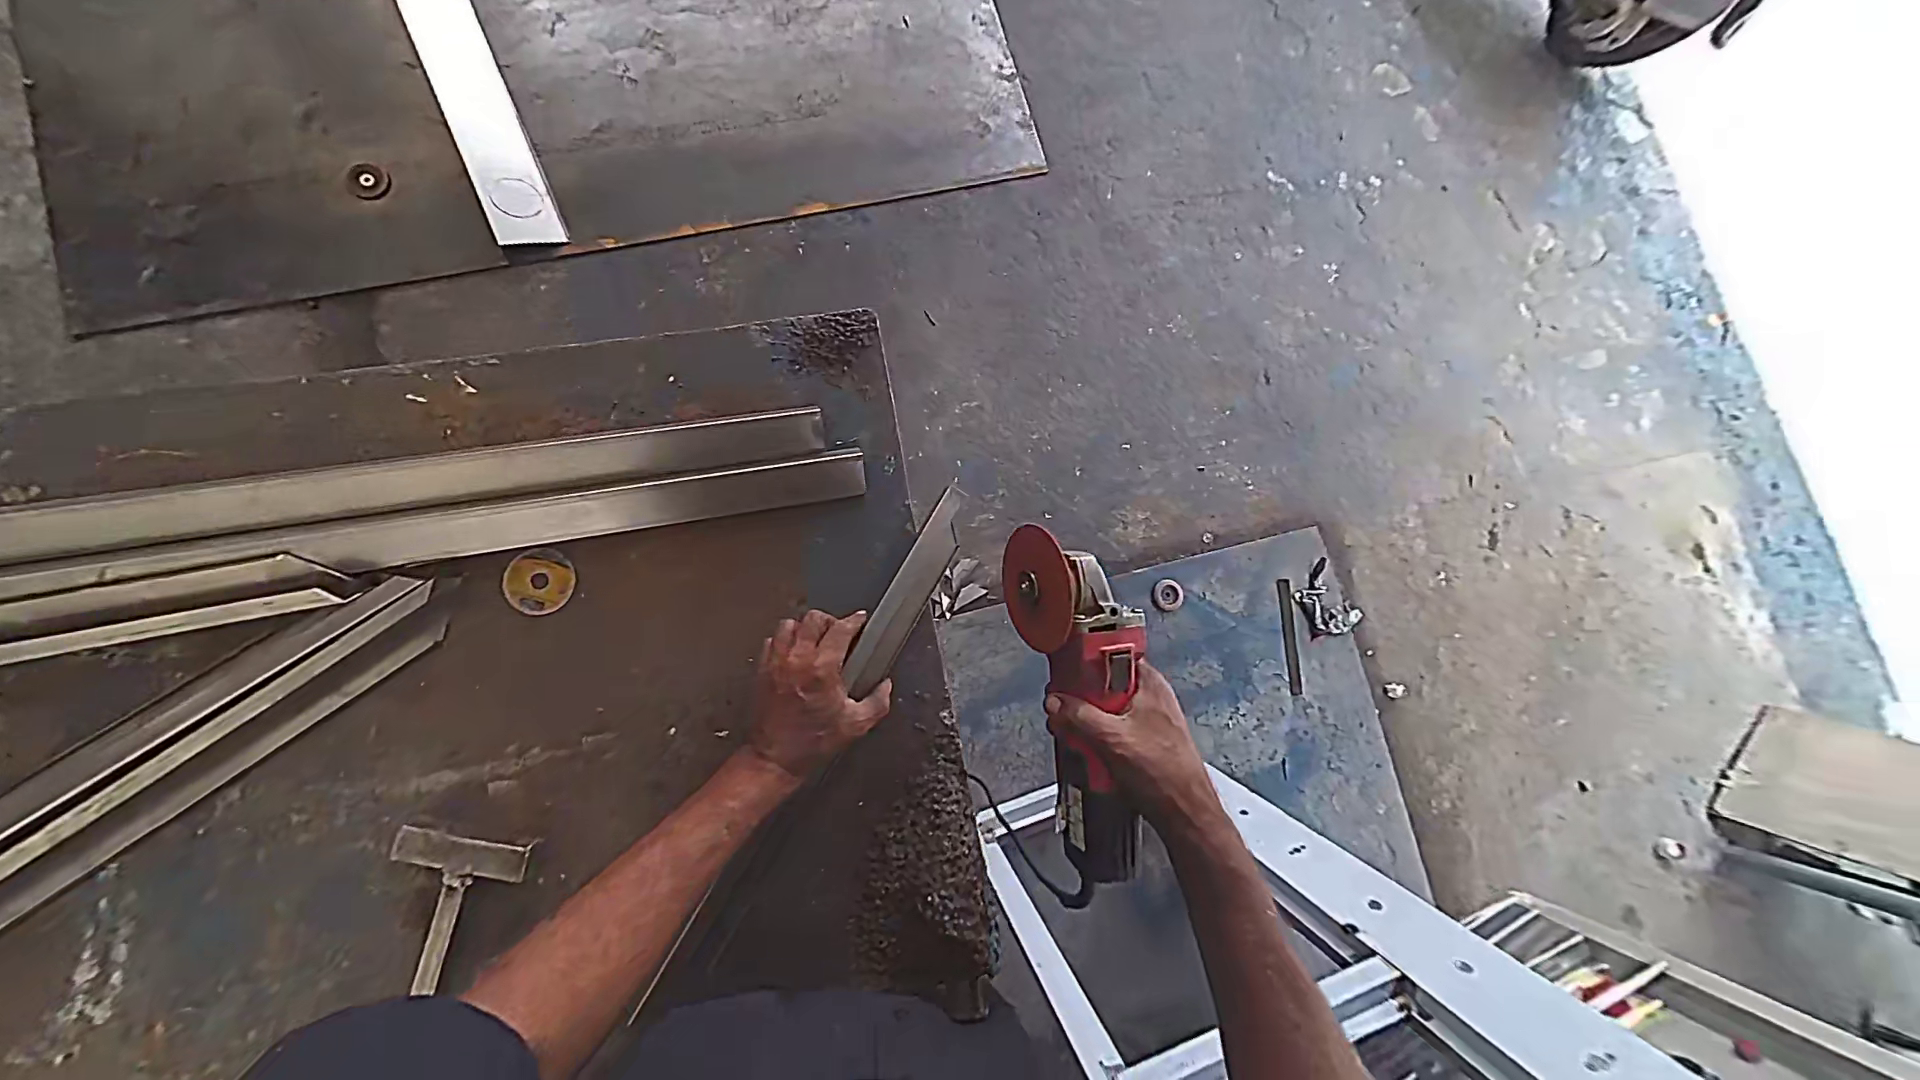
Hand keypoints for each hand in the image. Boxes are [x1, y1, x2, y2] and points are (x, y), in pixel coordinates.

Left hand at [747, 609, 891, 781]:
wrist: (775, 759)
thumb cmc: (811, 743)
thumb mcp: (855, 725)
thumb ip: (877, 702)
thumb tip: (885, 686)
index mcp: (822, 669)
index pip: (841, 628)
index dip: (854, 621)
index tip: (859, 621)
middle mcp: (797, 660)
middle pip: (813, 618)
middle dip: (830, 621)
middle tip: (838, 632)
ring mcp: (777, 663)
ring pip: (790, 625)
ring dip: (804, 628)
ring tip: (815, 640)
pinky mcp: (762, 670)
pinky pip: (772, 640)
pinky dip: (784, 641)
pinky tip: (794, 653)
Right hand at [1045, 661, 1216, 829]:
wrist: (1184, 814)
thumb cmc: (1163, 774)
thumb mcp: (1110, 738)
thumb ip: (1078, 715)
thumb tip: (1056, 702)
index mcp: (1149, 684)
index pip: (1111, 656)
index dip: (1085, 663)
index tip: (1065, 673)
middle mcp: (1151, 697)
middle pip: (1104, 686)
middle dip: (1080, 700)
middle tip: (1064, 713)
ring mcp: (1148, 720)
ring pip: (1107, 710)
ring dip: (1087, 723)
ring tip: (1075, 737)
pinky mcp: (1144, 741)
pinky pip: (1113, 730)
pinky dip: (1099, 739)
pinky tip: (1091, 754)